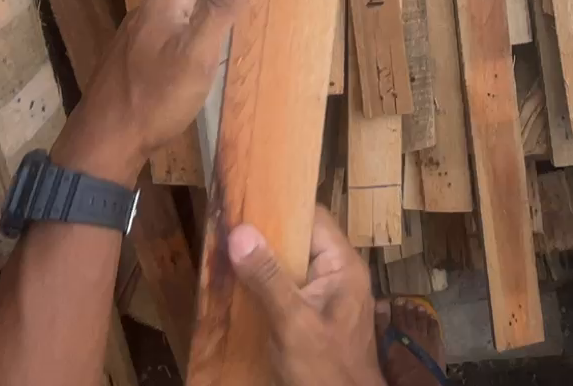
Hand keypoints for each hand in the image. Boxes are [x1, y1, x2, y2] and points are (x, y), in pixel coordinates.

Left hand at [53, 0, 253, 183]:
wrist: (102, 143)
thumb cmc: (155, 98)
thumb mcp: (197, 51)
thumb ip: (221, 3)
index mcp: (167, 4)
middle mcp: (150, 13)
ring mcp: (139, 36)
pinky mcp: (135, 58)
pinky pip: (167, 19)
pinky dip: (185, 7)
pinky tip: (187, 24)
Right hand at [228, 208, 385, 385]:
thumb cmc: (325, 369)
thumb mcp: (293, 323)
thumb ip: (268, 278)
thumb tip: (239, 231)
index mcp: (343, 264)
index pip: (314, 217)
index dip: (282, 208)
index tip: (247, 204)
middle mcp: (339, 273)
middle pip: (302, 240)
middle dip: (267, 236)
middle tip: (229, 229)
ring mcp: (329, 295)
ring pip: (295, 265)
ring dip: (265, 263)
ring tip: (229, 252)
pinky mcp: (318, 316)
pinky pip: (292, 289)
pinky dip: (270, 286)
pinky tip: (243, 288)